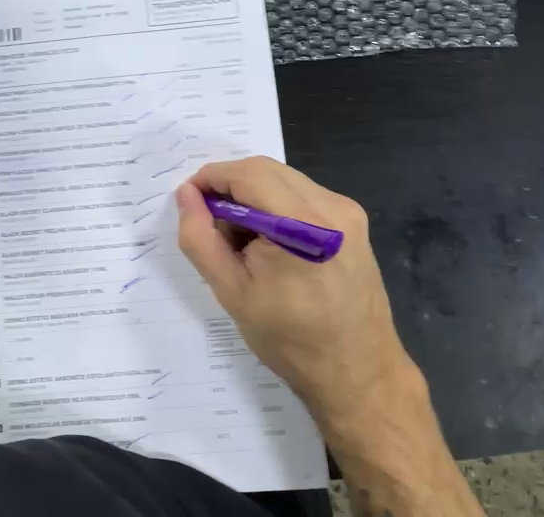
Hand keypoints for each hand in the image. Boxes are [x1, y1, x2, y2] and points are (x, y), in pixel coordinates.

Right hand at [174, 156, 418, 423]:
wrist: (358, 374)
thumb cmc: (290, 340)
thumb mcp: (231, 292)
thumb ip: (200, 238)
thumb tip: (186, 195)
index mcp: (302, 225)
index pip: (247, 174)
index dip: (212, 178)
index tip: (190, 200)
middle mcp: (331, 207)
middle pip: (267, 170)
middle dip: (231, 186)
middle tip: (211, 223)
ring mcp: (348, 211)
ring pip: (285, 179)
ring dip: (254, 195)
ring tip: (241, 240)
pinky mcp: (354, 221)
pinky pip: (304, 194)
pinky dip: (277, 205)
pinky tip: (270, 244)